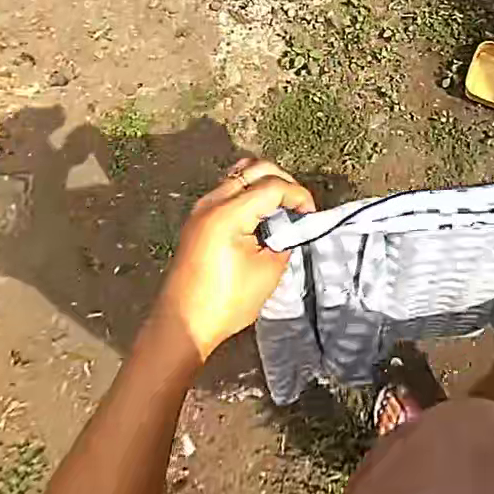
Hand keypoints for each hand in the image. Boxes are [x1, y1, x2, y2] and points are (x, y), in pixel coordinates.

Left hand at [151, 158, 314, 361]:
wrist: (182, 325)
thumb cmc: (226, 302)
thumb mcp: (268, 271)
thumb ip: (284, 239)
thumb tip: (291, 225)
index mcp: (228, 214)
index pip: (273, 186)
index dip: (298, 195)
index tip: (310, 214)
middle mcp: (212, 202)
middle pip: (256, 168)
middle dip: (284, 181)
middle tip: (298, 207)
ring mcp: (202, 207)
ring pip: (241, 174)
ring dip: (265, 183)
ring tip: (281, 209)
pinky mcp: (199, 217)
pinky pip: (230, 188)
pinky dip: (250, 192)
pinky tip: (262, 216)